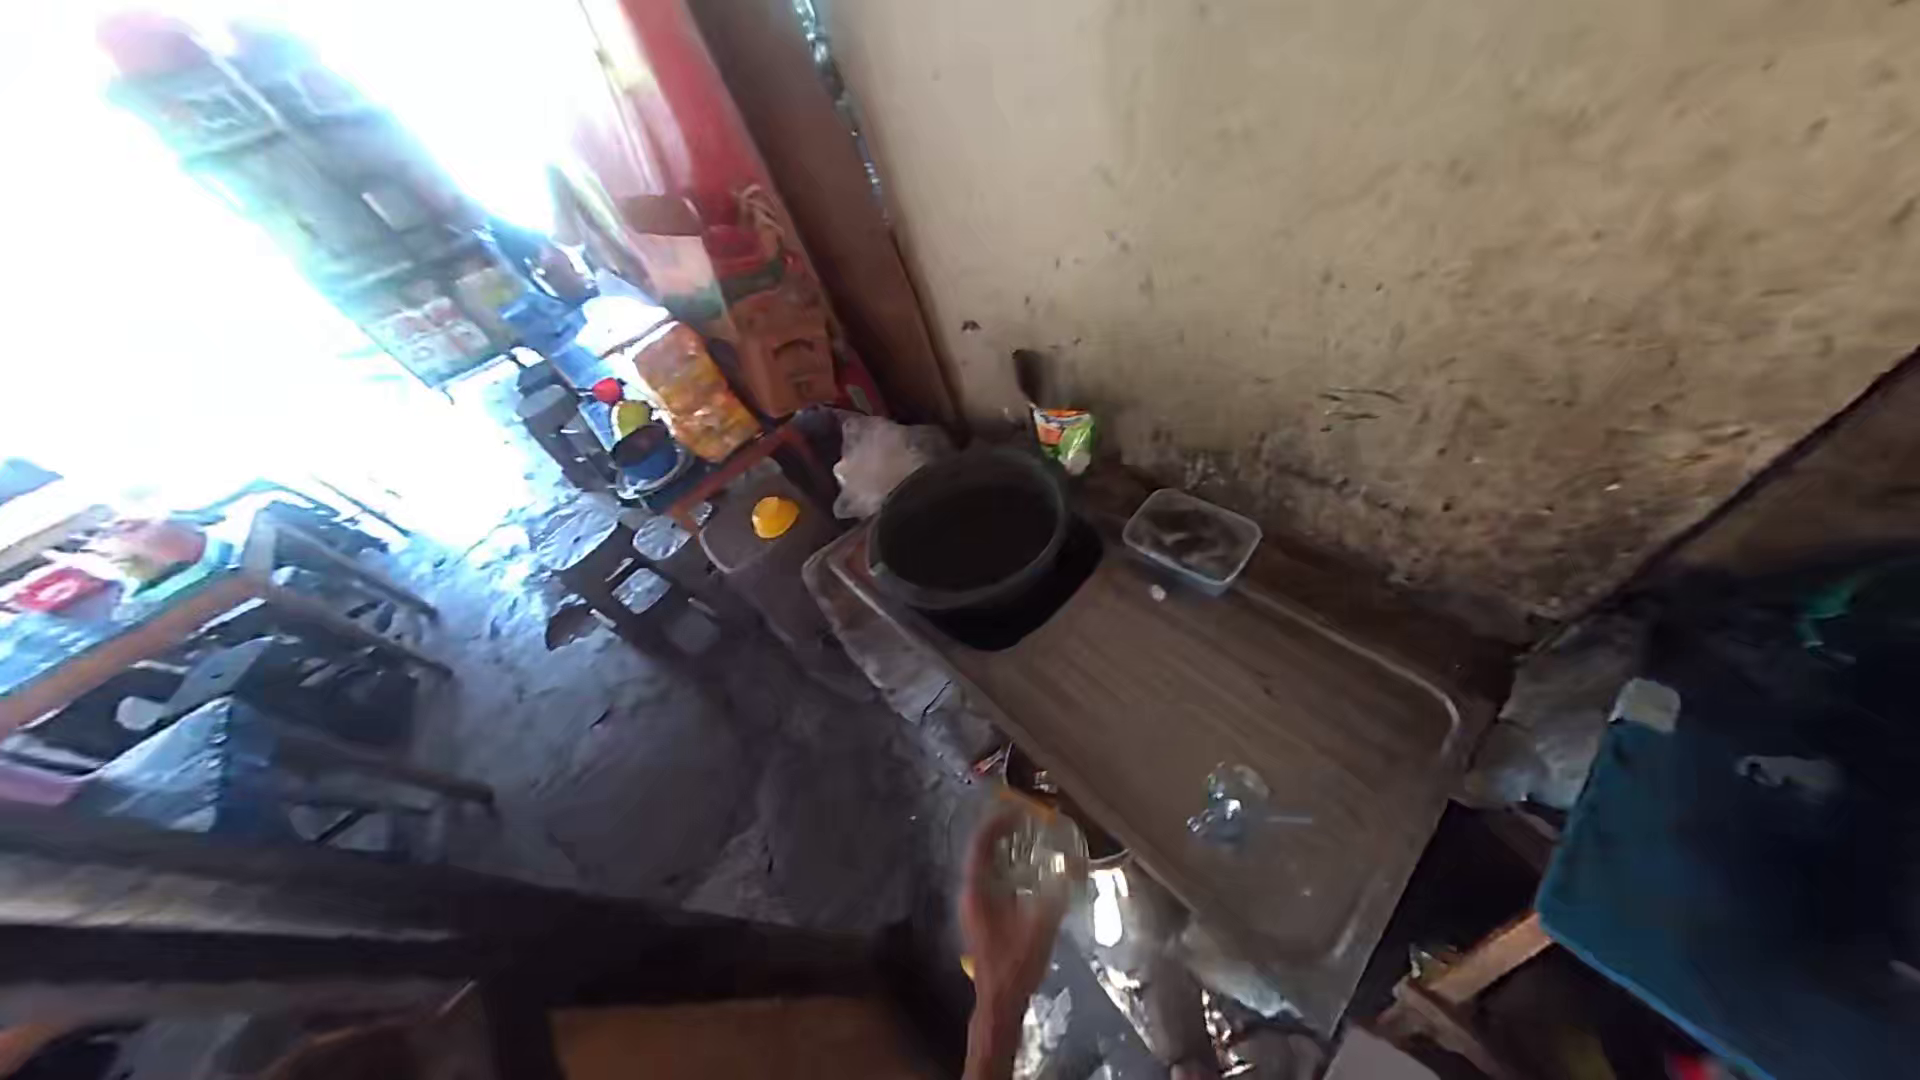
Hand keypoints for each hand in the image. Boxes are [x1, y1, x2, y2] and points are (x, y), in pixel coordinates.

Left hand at [960, 807, 1066, 1079]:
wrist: (1000, 1002)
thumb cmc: (1015, 962)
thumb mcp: (1041, 926)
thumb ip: (1058, 893)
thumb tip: (1075, 864)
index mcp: (976, 889)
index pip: (980, 843)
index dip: (996, 823)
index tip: (1016, 810)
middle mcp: (970, 892)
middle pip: (981, 850)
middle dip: (1001, 832)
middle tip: (1024, 819)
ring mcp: (973, 904)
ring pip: (984, 865)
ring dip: (1002, 849)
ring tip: (1025, 837)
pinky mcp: (981, 915)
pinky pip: (989, 878)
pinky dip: (1004, 866)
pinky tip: (1024, 871)